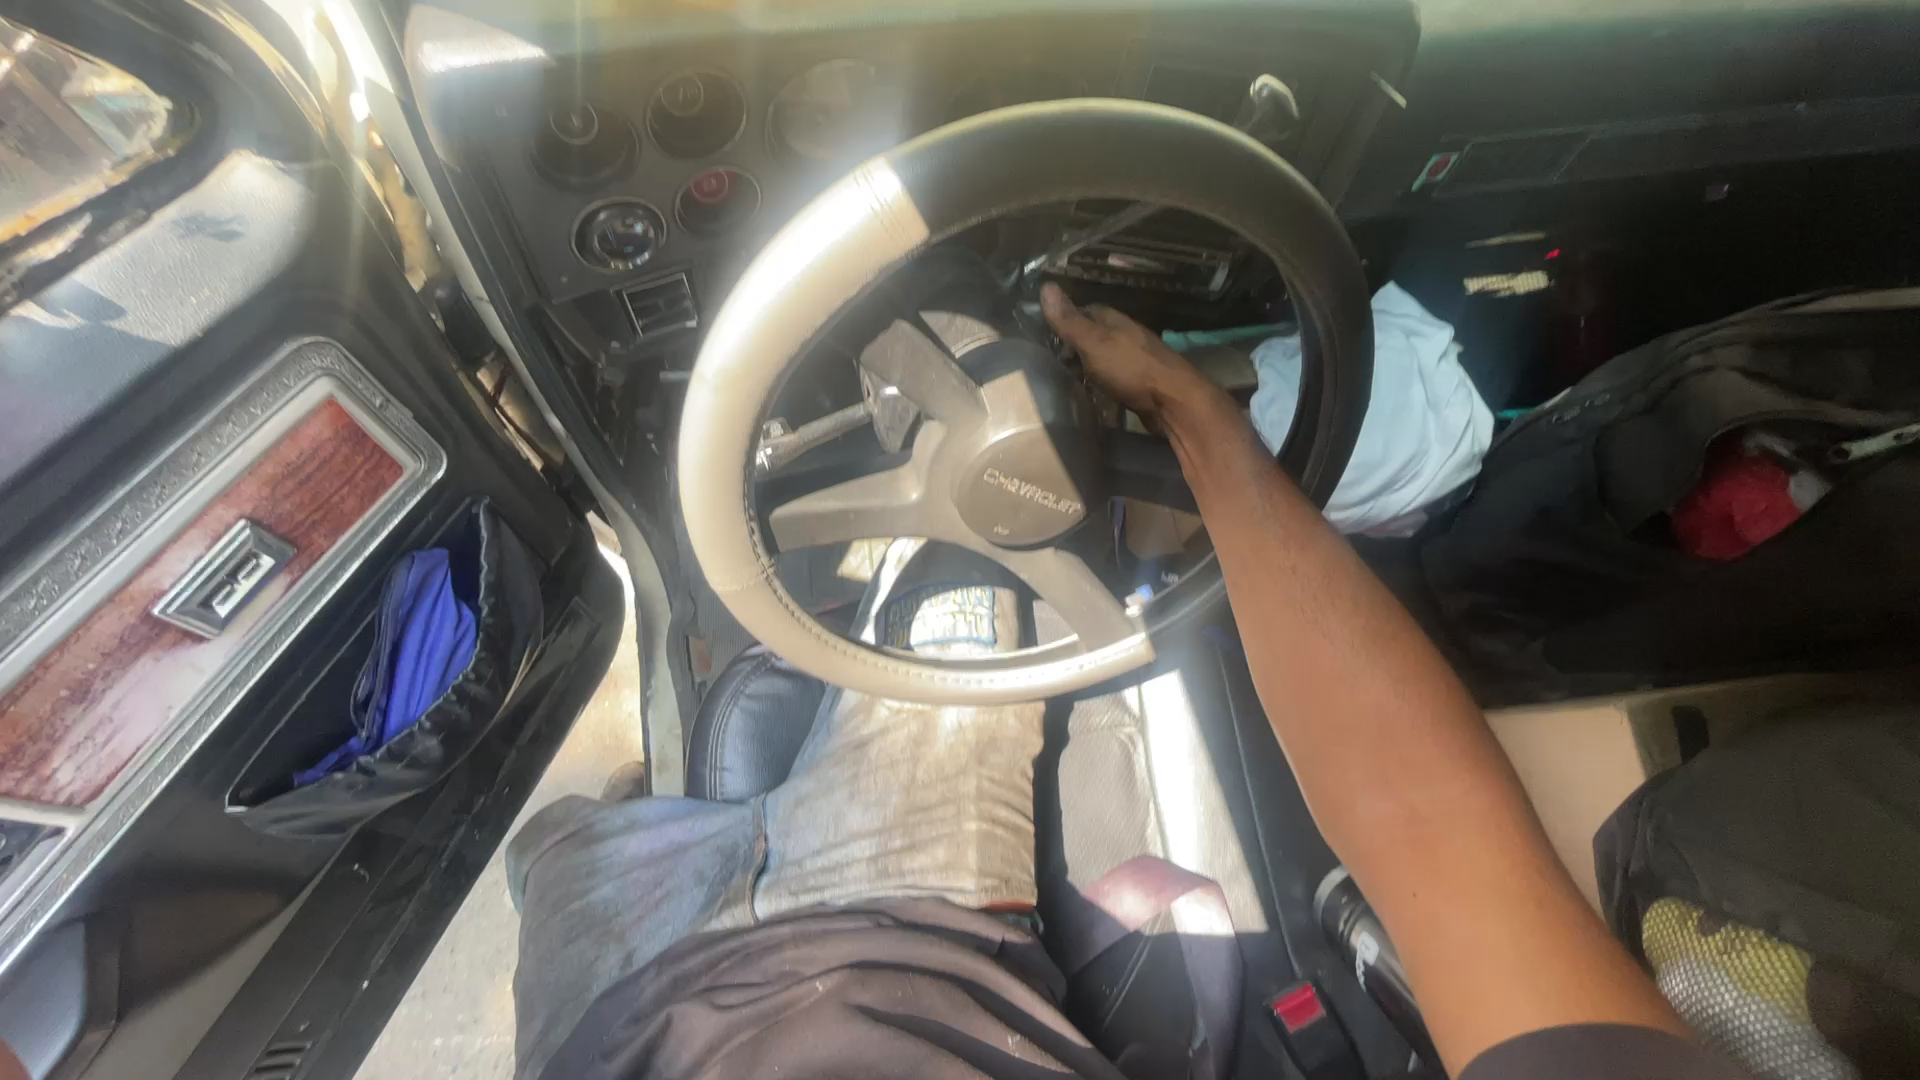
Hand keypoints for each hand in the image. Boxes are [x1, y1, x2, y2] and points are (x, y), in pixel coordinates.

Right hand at [1040, 283, 1216, 424]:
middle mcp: (1125, 335)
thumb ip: (1069, 320)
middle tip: (1050, 364)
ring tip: (1064, 381)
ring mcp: (1134, 360)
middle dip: (1073, 347)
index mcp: (1114, 320)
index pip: (1084, 311)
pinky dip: (1099, 384)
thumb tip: (1045, 286)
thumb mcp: (1093, 342)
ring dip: (1085, 367)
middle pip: (1093, 335)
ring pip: (1102, 358)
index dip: (1064, 320)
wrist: (1172, 402)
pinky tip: (1090, 395)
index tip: (1043, 337)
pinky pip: (1112, 379)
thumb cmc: (1130, 368)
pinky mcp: (1139, 384)